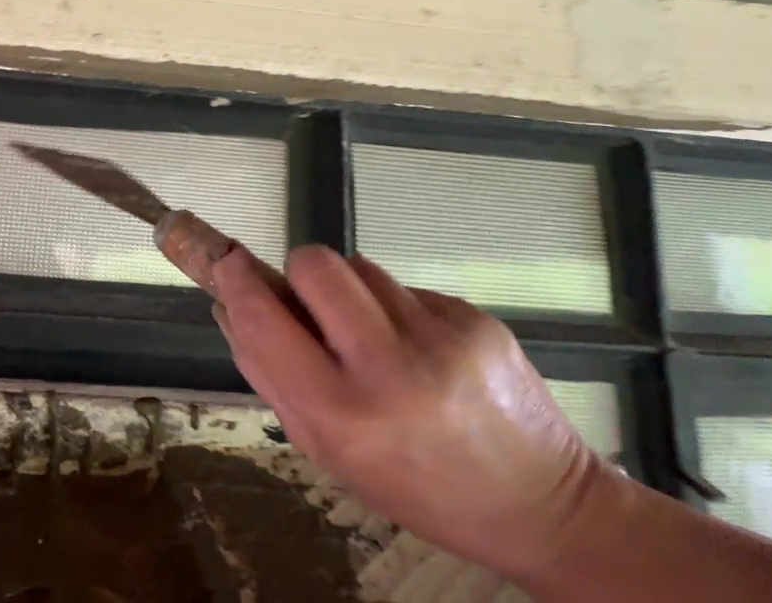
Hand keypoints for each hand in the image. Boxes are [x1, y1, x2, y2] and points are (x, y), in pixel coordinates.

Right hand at [207, 243, 607, 580]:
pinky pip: (408, 289)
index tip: (228, 262)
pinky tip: (418, 351)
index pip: (264, 318)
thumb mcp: (326, 450)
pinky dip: (395, 310)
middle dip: (298, 272)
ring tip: (369, 334)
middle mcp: (390, 367)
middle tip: (307, 301)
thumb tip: (227, 307)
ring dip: (348, 290)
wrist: (543, 509)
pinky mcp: (477, 321)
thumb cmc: (415, 488)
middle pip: (315, 265)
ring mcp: (441, 339)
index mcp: (341, 412)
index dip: (237, 280)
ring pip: (360, 267)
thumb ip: (269, 376)